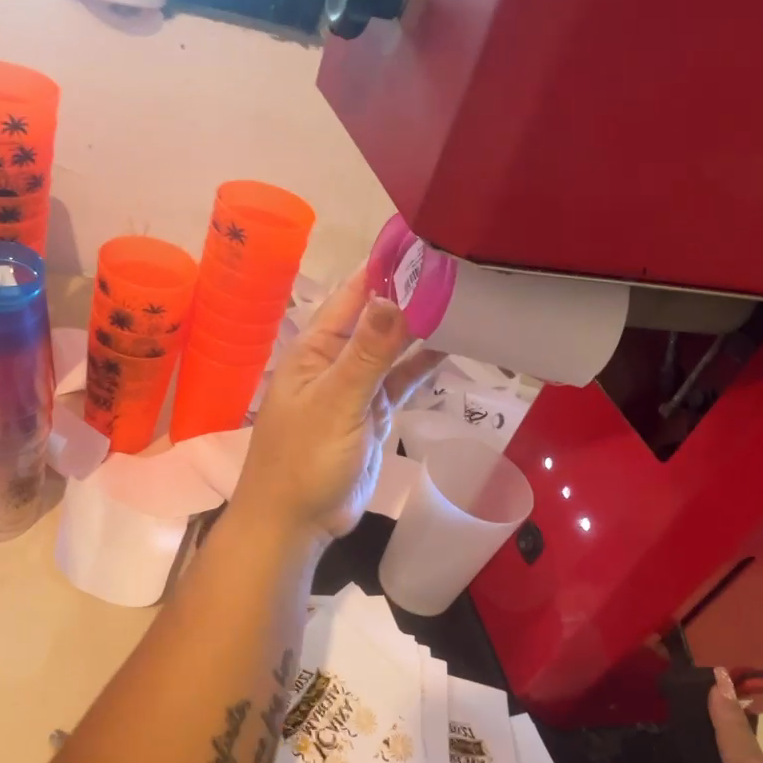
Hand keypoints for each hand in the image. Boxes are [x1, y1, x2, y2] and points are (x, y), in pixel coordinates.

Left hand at [232, 265, 442, 543]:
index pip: (354, 294)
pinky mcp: (373, 415)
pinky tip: (452, 345)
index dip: (386, 267)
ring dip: (422, 328)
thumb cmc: (304, 459)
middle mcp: (336, 360)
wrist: (296, 523)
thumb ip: (367, 353)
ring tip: (466, 297)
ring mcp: (356, 388)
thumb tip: (394, 297)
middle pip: (378, 318)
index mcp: (316, 348)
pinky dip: (422, 365)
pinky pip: (400, 381)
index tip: (425, 238)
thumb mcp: (337, 402)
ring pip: (393, 348)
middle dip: (411, 294)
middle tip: (461, 264)